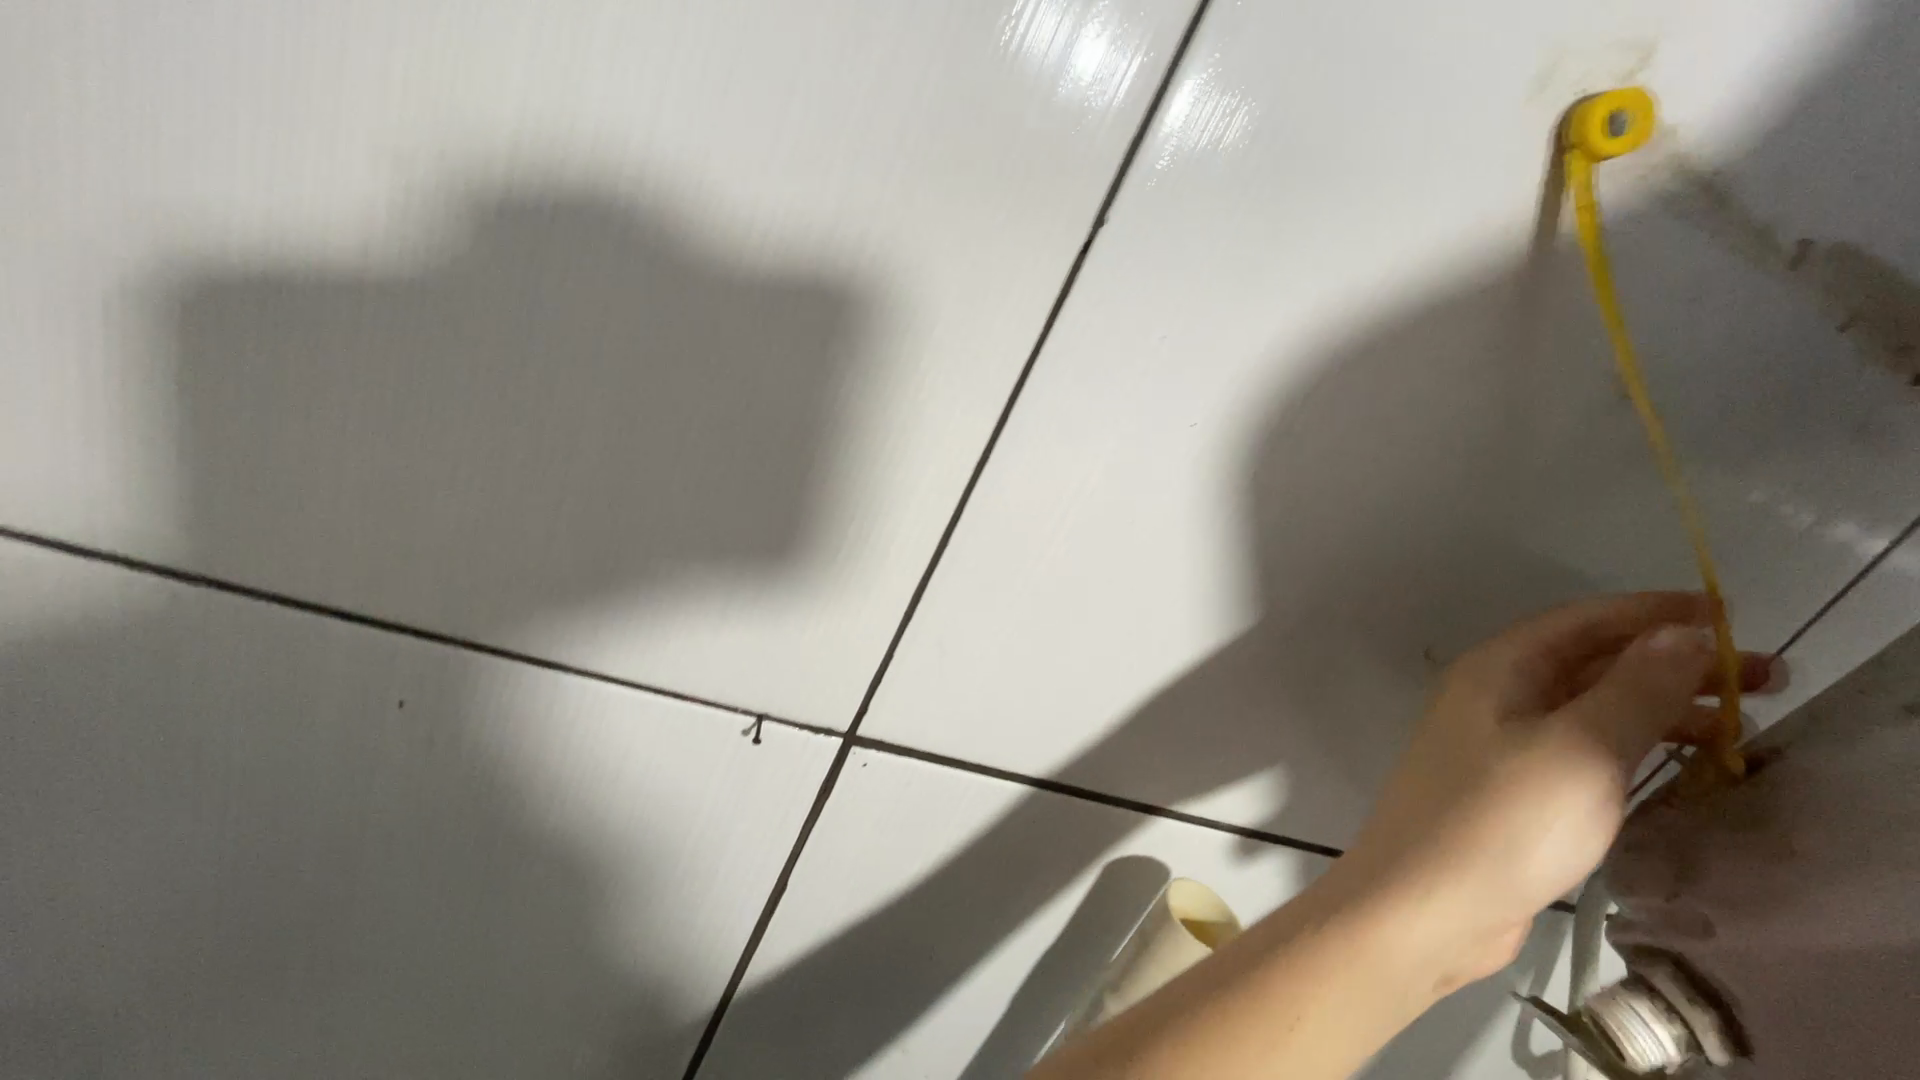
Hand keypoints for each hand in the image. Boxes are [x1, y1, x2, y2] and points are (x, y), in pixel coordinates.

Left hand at [1326, 593, 1777, 995]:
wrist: (1426, 903)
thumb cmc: (1502, 819)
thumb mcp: (1579, 747)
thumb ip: (1633, 689)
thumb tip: (1679, 634)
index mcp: (1497, 669)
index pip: (1582, 621)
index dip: (1654, 614)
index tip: (1731, 617)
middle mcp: (1493, 696)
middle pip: (1590, 663)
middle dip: (1671, 663)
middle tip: (1766, 678)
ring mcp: (1500, 744)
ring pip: (1590, 709)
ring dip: (1659, 708)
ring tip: (1744, 722)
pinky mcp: (1515, 790)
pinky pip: (1582, 750)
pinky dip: (1633, 748)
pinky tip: (1683, 764)